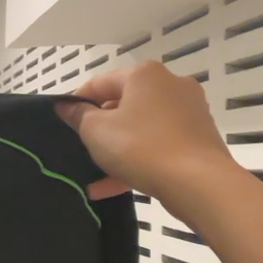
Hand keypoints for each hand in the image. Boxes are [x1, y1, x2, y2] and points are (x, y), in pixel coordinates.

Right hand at [55, 62, 236, 206]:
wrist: (198, 182)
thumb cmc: (139, 146)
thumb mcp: (95, 130)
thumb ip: (78, 115)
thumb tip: (66, 105)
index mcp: (144, 75)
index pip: (99, 83)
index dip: (76, 102)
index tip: (63, 120)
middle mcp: (171, 85)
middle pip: (124, 103)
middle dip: (101, 125)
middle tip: (81, 145)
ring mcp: (189, 111)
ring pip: (141, 127)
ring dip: (117, 147)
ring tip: (95, 173)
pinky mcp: (199, 137)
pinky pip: (158, 144)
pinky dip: (137, 159)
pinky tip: (112, 186)